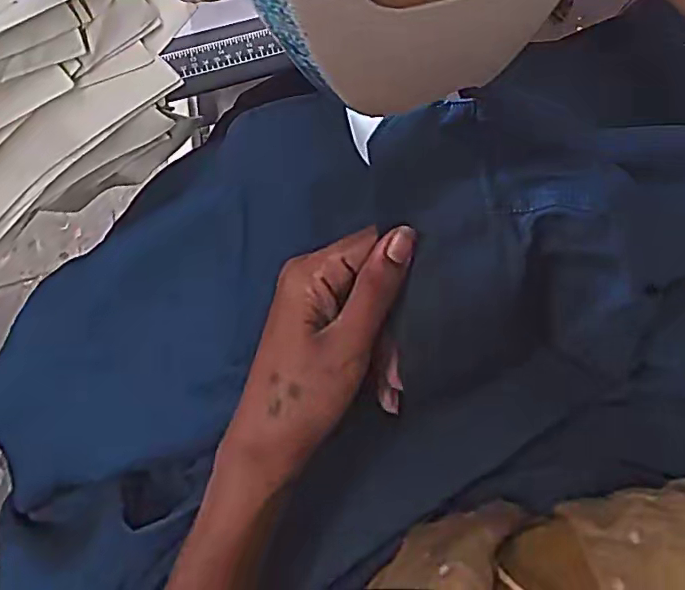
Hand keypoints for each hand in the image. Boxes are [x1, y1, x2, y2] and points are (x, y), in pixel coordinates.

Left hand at [216, 224, 415, 488]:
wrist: (266, 452)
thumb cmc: (307, 397)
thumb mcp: (351, 340)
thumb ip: (378, 285)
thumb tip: (406, 232)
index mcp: (310, 270)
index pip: (371, 243)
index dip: (399, 270)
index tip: (418, 308)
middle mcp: (307, 273)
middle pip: (371, 274)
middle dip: (392, 320)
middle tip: (397, 369)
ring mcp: (309, 298)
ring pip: (368, 302)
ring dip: (386, 343)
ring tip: (389, 386)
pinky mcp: (314, 321)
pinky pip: (355, 320)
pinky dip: (371, 349)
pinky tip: (380, 387)